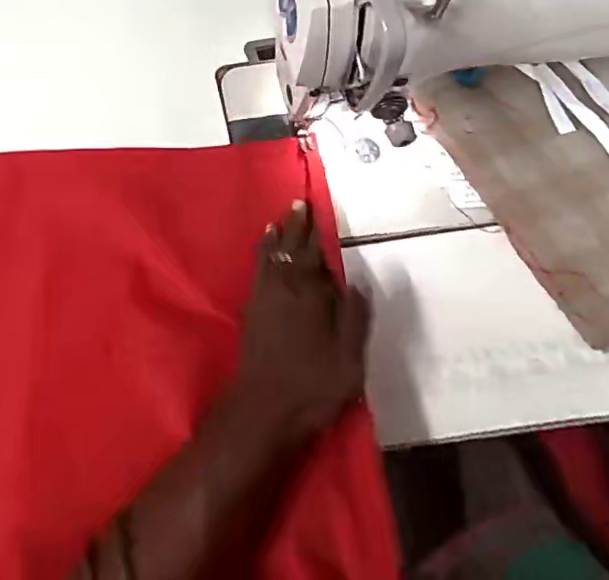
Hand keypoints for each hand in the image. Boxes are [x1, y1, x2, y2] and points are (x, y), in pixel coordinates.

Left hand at [227, 200, 370, 446]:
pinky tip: (264, 248)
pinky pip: (258, 268)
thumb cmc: (312, 385)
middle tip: (298, 202)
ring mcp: (265, 295)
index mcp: (311, 294)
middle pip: (291, 248)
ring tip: (280, 218)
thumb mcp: (349, 360)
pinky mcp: (252, 307)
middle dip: (296, 225)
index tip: (318, 208)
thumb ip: (354, 318)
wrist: (262, 406)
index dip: (318, 232)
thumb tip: (355, 282)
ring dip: (277, 234)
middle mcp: (285, 286)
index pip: (316, 254)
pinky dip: (262, 252)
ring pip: (271, 254)